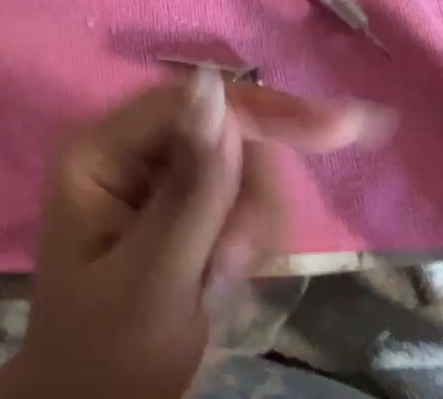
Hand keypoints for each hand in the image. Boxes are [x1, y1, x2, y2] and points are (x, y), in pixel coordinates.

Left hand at [0, 73, 388, 398]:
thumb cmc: (110, 356)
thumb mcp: (156, 279)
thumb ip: (192, 188)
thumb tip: (213, 85)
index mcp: (98, 154)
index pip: (187, 102)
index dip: (263, 110)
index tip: (343, 129)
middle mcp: (124, 151)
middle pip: (222, 130)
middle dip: (251, 194)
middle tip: (239, 265)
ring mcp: (150, 178)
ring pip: (240, 163)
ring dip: (253, 222)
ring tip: (224, 280)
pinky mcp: (178, 206)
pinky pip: (238, 197)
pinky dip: (250, 235)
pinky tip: (225, 277)